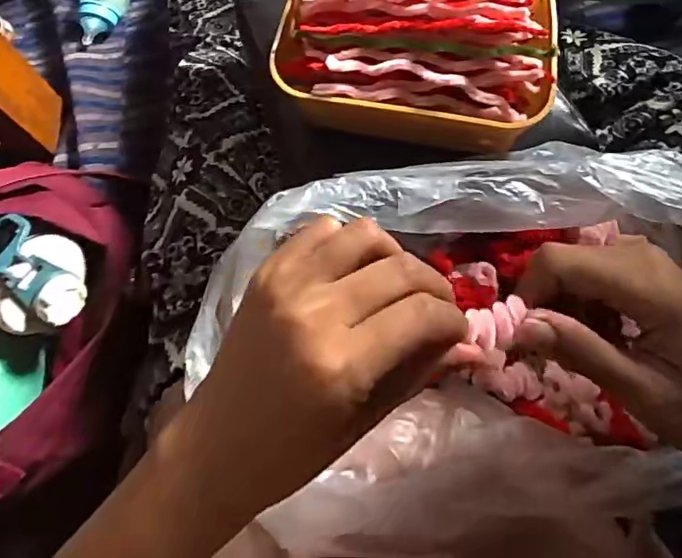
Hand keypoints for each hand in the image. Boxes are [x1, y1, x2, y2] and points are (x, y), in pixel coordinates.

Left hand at [162, 216, 478, 526]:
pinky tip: (352, 269)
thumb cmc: (292, 453)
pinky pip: (321, 228)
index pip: (420, 315)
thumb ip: (416, 372)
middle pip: (400, 269)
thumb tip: (465, 343)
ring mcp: (287, 281)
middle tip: (439, 307)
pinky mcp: (268, 268)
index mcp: (340, 364)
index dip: (452, 319)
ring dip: (394, 255)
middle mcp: (315, 310)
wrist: (215, 444)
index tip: (459, 330)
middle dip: (435, 286)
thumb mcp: (364, 422)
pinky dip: (347, 242)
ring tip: (396, 283)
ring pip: (364, 234)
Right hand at [513, 236, 681, 477]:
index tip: (523, 335)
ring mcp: (647, 259)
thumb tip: (521, 324)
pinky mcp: (650, 271)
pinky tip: (604, 336)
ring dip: (567, 304)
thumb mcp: (644, 393)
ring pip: (577, 263)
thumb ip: (581, 351)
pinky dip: (586, 301)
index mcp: (644, 281)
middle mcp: (641, 255)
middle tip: (551, 350)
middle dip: (546, 300)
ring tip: (583, 349)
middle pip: (565, 257)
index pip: (558, 259)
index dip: (529, 292)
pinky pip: (596, 271)